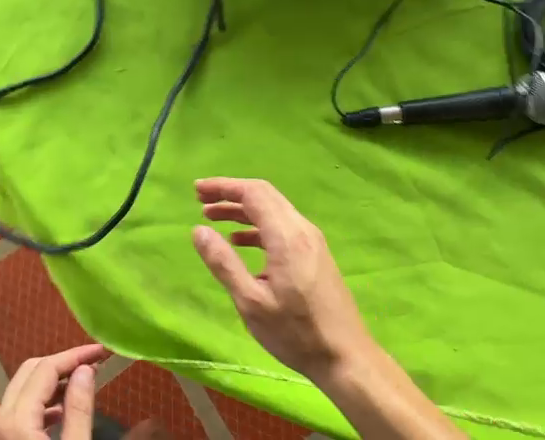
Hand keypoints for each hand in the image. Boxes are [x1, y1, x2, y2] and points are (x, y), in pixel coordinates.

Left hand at [0, 344, 106, 439]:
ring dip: (52, 382)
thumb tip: (85, 370)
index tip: (102, 351)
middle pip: (30, 372)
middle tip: (93, 364)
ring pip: (23, 390)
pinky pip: (19, 411)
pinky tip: (62, 411)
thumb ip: (78, 412)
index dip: (76, 355)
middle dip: (62, 363)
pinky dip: (41, 402)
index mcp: (15, 420)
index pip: (47, 368)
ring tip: (82, 383)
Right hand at [191, 177, 373, 383]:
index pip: (253, 193)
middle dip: (231, 193)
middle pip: (264, 195)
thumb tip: (199, 230)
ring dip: (243, 209)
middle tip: (201, 200)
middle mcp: (302, 229)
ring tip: (213, 219)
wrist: (347, 358)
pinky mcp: (315, 254)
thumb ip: (224, 263)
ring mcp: (312, 241)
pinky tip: (240, 242)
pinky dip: (257, 225)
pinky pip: (282, 226)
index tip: (197, 190)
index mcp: (286, 236)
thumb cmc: (296, 333)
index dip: (223, 187)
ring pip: (273, 209)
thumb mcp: (251, 303)